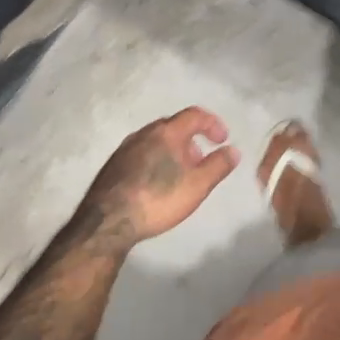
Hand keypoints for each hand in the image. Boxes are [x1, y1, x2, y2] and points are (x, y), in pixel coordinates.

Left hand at [79, 109, 238, 246]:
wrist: (105, 224)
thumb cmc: (158, 199)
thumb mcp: (198, 185)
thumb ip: (219, 165)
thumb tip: (233, 150)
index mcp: (166, 133)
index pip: (194, 115)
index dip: (212, 123)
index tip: (222, 139)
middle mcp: (144, 134)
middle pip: (173, 126)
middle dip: (191, 139)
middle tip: (200, 159)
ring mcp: (124, 150)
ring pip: (154, 140)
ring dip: (172, 150)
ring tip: (178, 173)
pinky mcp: (111, 167)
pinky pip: (140, 153)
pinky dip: (154, 159)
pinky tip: (155, 183)